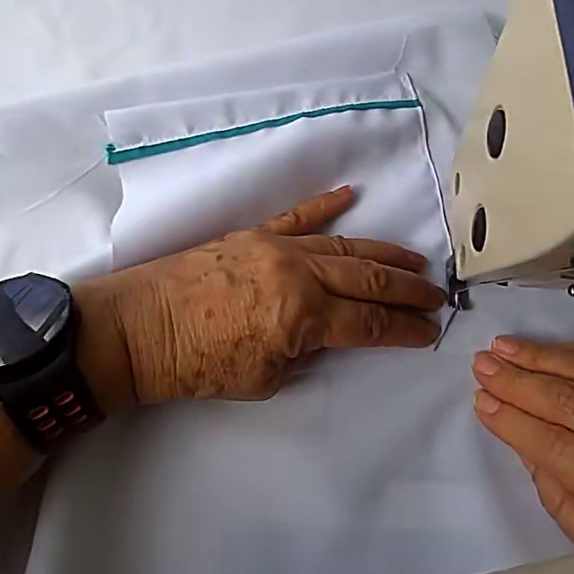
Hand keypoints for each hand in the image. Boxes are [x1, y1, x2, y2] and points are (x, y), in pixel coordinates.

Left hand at [75, 186, 444, 408]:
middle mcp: (296, 273)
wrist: (138, 329)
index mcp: (302, 315)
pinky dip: (323, 206)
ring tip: (414, 260)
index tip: (428, 332)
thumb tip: (323, 334)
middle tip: (435, 295)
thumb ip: (303, 352)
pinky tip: (349, 195)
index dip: (403, 330)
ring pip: (341, 245)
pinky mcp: (250, 235)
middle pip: (366, 278)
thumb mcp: (262, 378)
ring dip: (382, 252)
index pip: (368, 324)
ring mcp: (273, 247)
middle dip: (406, 289)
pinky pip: (295, 217)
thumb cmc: (195, 365)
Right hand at [470, 339, 573, 573]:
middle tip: (481, 364)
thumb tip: (531, 453)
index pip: (558, 447)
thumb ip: (568, 509)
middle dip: (519, 380)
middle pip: (573, 402)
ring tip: (505, 348)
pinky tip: (556, 350)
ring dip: (545, 357)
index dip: (513, 421)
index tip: (480, 401)